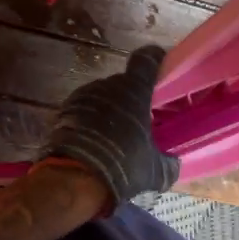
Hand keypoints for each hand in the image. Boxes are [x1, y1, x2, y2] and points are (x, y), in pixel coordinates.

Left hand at [45, 46, 177, 210]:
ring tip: (115, 135)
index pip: (146, 60)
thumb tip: (174, 162)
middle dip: (131, 97)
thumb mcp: (155, 171)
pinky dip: (91, 120)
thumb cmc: (123, 167)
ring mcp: (83, 96)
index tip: (159, 66)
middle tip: (139, 119)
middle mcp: (107, 85)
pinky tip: (95, 141)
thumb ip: (168, 162)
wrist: (74, 179)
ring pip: (103, 97)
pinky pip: (84, 109)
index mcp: (134, 90)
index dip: (153, 60)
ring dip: (110, 110)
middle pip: (123, 83)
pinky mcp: (64, 111)